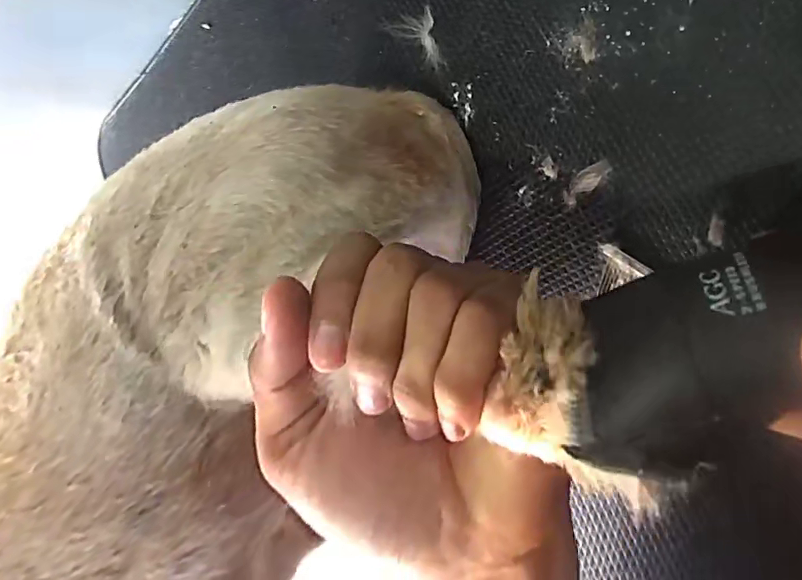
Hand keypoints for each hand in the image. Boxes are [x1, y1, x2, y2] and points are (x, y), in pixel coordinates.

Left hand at [249, 234, 576, 579]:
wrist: (461, 548)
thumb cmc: (382, 495)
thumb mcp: (297, 445)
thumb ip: (278, 369)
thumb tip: (279, 287)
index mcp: (378, 311)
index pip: (357, 251)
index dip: (337, 296)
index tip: (329, 363)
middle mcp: (432, 294)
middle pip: (396, 263)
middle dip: (375, 343)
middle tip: (378, 406)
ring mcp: (483, 303)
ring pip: (438, 290)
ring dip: (417, 378)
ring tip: (425, 425)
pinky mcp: (523, 321)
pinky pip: (482, 316)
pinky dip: (459, 383)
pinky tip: (464, 421)